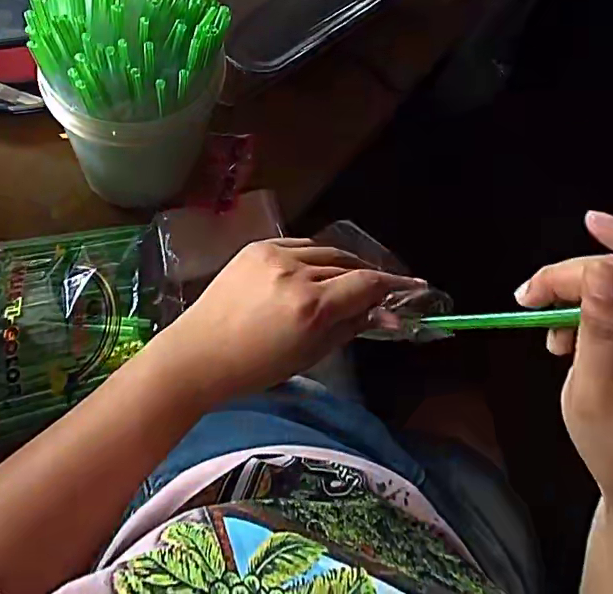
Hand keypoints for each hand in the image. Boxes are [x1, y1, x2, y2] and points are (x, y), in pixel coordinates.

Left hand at [143, 239, 424, 405]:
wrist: (199, 352)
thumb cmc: (256, 366)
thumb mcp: (311, 354)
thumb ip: (350, 327)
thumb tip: (385, 314)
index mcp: (309, 305)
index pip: (365, 284)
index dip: (393, 286)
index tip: (414, 287)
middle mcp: (294, 272)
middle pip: (347, 263)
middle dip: (368, 276)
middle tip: (382, 291)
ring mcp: (273, 254)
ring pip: (324, 251)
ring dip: (342, 265)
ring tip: (348, 282)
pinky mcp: (256, 245)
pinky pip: (299, 245)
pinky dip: (314, 257)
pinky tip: (316, 271)